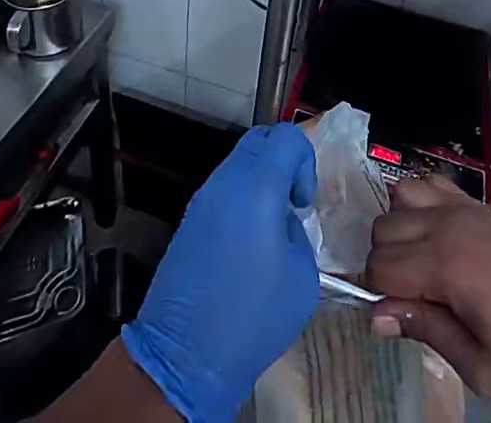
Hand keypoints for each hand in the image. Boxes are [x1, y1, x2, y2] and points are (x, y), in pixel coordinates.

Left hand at [122, 123, 319, 422]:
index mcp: (256, 186)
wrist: (185, 354)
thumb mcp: (300, 275)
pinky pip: (223, 187)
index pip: (286, 136)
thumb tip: (282, 220)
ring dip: (262, 179)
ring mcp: (203, 198)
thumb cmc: (252, 315)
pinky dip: (243, 196)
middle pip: (259, 140)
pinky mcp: (190, 219)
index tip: (303, 201)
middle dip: (284, 161)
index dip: (305, 160)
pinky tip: (250, 239)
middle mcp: (225, 181)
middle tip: (293, 203)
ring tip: (273, 225)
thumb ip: (296, 230)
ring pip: (239, 162)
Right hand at [364, 175, 490, 400]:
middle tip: (416, 302)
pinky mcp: (479, 204)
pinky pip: (430, 183)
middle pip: (383, 228)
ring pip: (399, 198)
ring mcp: (464, 207)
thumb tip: (377, 315)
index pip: (380, 266)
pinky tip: (436, 234)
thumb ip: (427, 333)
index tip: (401, 321)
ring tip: (422, 265)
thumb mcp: (486, 369)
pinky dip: (419, 202)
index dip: (379, 296)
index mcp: (447, 264)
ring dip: (398, 229)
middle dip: (385, 265)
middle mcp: (448, 224)